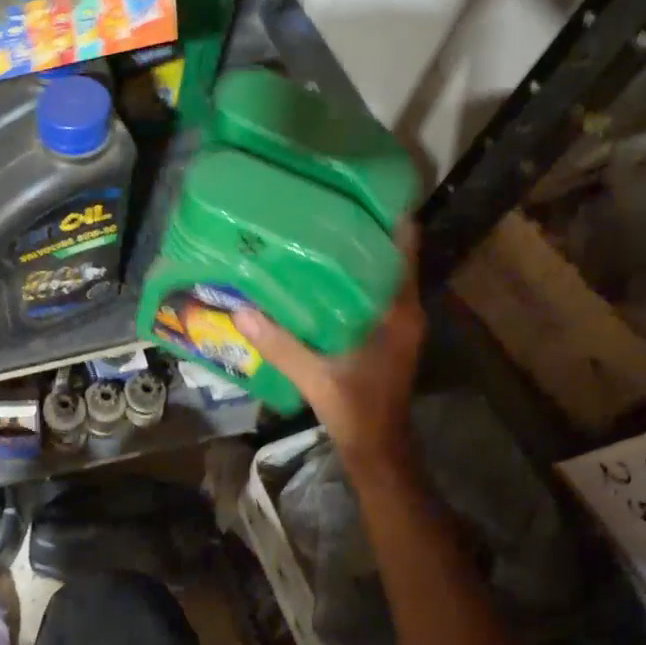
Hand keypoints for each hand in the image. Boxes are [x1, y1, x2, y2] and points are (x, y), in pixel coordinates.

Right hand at [231, 228, 426, 470]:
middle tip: (324, 209)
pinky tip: (315, 279)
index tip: (363, 195)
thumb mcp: (314, 375)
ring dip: (354, 259)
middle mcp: (404, 314)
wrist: (377, 449)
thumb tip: (241, 310)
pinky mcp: (383, 338)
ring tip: (316, 235)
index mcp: (399, 314)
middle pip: (387, 261)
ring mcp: (396, 327)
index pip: (402, 255)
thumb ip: (280, 343)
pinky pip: (368, 297)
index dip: (390, 223)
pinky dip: (348, 283)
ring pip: (378, 279)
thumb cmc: (356, 409)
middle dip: (361, 235)